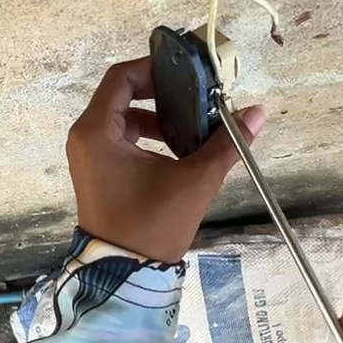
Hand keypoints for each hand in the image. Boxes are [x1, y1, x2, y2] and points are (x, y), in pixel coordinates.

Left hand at [65, 57, 264, 262]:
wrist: (123, 274)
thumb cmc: (151, 225)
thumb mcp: (193, 181)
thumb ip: (225, 144)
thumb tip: (256, 113)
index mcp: (96, 131)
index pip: (121, 77)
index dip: (155, 68)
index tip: (188, 74)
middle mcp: (85, 136)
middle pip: (122, 94)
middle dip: (162, 95)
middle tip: (197, 100)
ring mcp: (88, 154)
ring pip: (123, 118)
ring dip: (158, 118)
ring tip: (193, 130)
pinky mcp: (96, 170)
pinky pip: (120, 138)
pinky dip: (147, 137)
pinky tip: (178, 151)